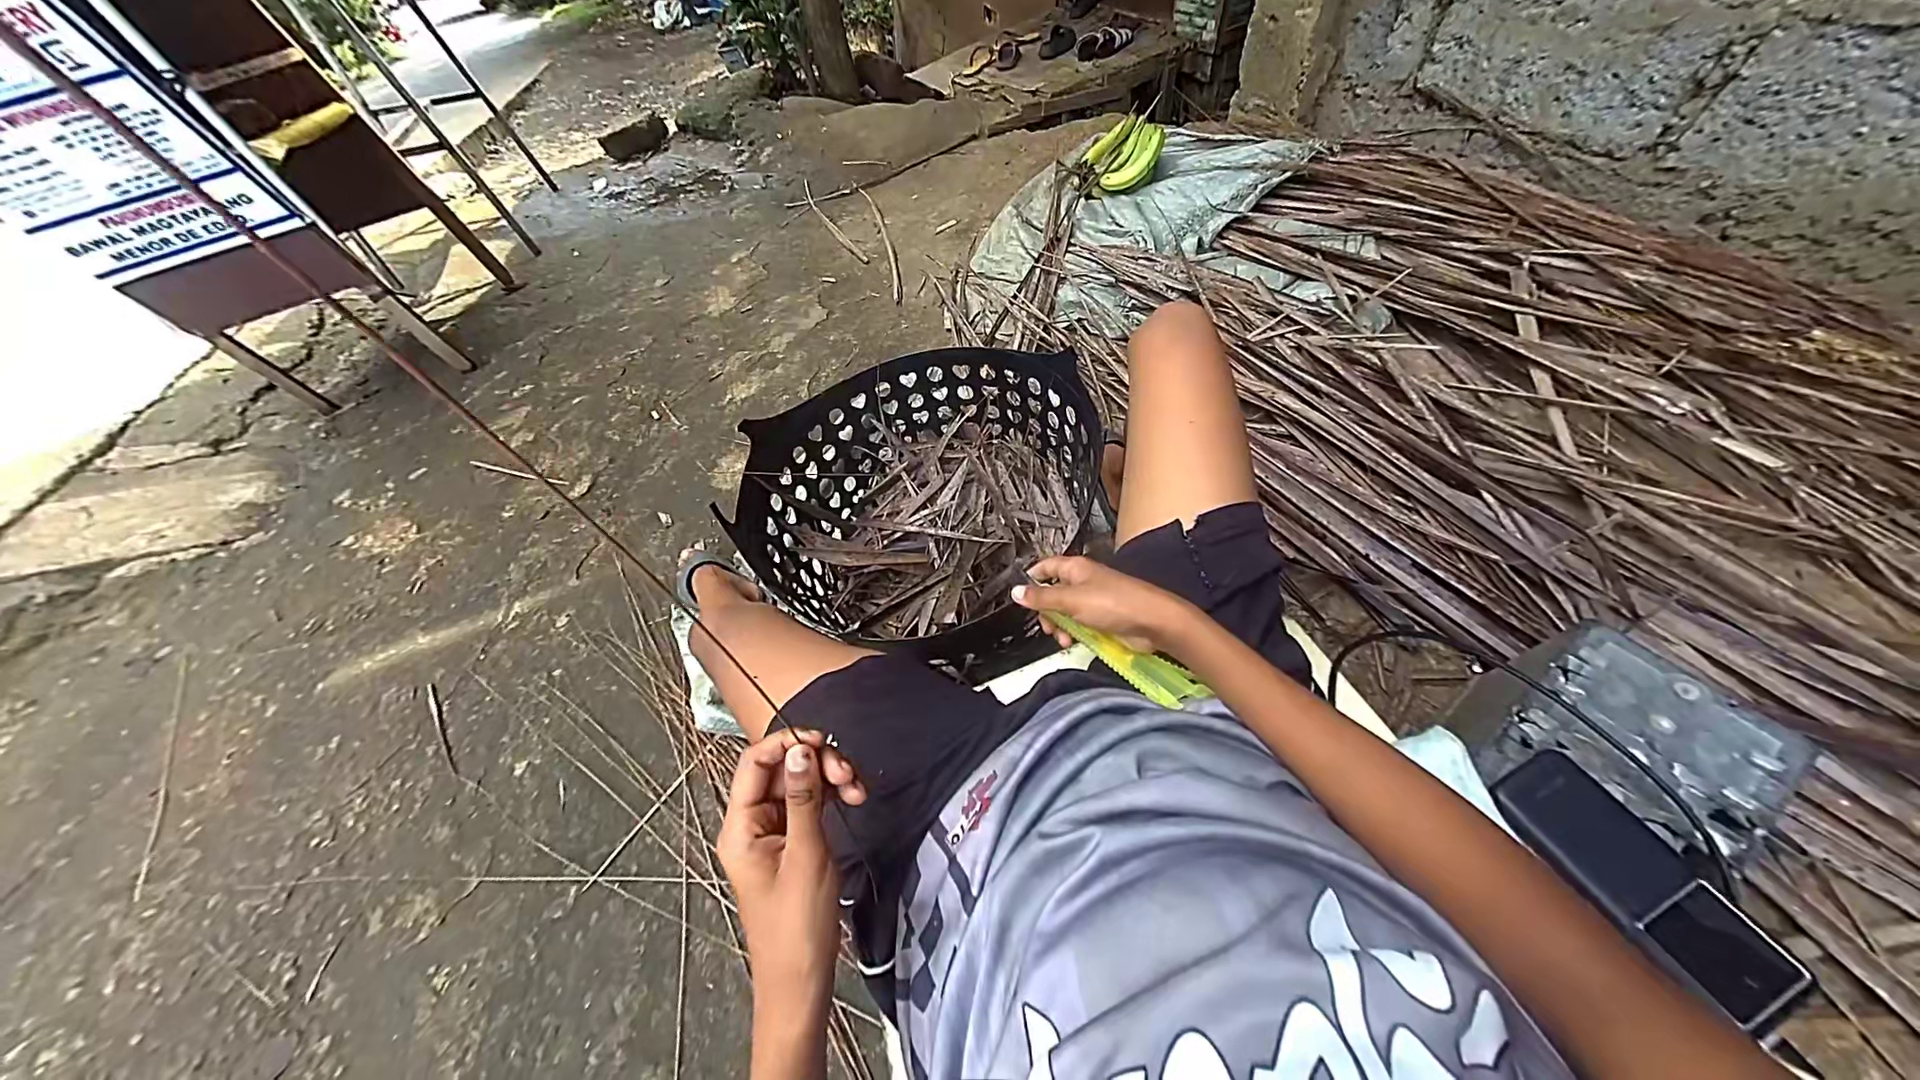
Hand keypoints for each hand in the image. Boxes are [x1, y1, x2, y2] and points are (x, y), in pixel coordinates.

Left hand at [718, 730, 846, 1023]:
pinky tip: (852, 797)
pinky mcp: (793, 840)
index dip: (786, 744)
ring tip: (855, 788)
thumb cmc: (797, 926)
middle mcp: (752, 824)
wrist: (802, 979)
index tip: (821, 741)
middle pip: (781, 770)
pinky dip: (831, 796)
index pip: (754, 763)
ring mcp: (773, 832)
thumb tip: (801, 749)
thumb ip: (804, 797)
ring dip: (828, 778)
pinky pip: (810, 803)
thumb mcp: (806, 854)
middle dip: (816, 763)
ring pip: (800, 783)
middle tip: (847, 773)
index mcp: (740, 828)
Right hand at [1011, 555, 1201, 654]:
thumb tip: (1017, 592)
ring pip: (1065, 613)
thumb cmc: (1117, 604)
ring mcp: (1094, 601)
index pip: (1046, 566)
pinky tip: (1074, 642)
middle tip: (1047, 623)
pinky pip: (1080, 625)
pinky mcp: (1102, 619)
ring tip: (1064, 637)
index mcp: (1076, 569)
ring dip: (1060, 626)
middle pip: (1053, 593)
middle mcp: (1084, 582)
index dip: (1032, 577)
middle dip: (1046, 611)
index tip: (1022, 592)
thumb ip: (1042, 598)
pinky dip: (1074, 634)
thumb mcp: (1071, 600)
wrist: (1153, 623)